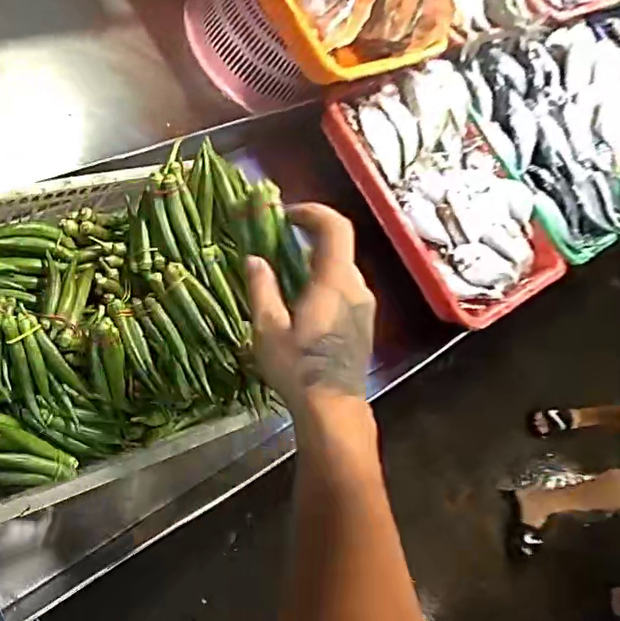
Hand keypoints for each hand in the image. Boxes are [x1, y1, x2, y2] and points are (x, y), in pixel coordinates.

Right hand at [245, 202, 375, 421]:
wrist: (332, 407)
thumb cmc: (298, 368)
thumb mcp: (268, 329)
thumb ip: (262, 289)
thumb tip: (255, 260)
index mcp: (335, 282)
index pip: (335, 227)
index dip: (312, 212)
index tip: (285, 215)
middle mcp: (356, 288)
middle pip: (338, 248)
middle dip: (308, 240)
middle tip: (278, 246)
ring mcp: (364, 307)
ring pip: (341, 270)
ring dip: (315, 264)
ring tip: (285, 279)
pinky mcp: (363, 324)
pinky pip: (344, 290)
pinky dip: (324, 283)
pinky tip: (302, 305)